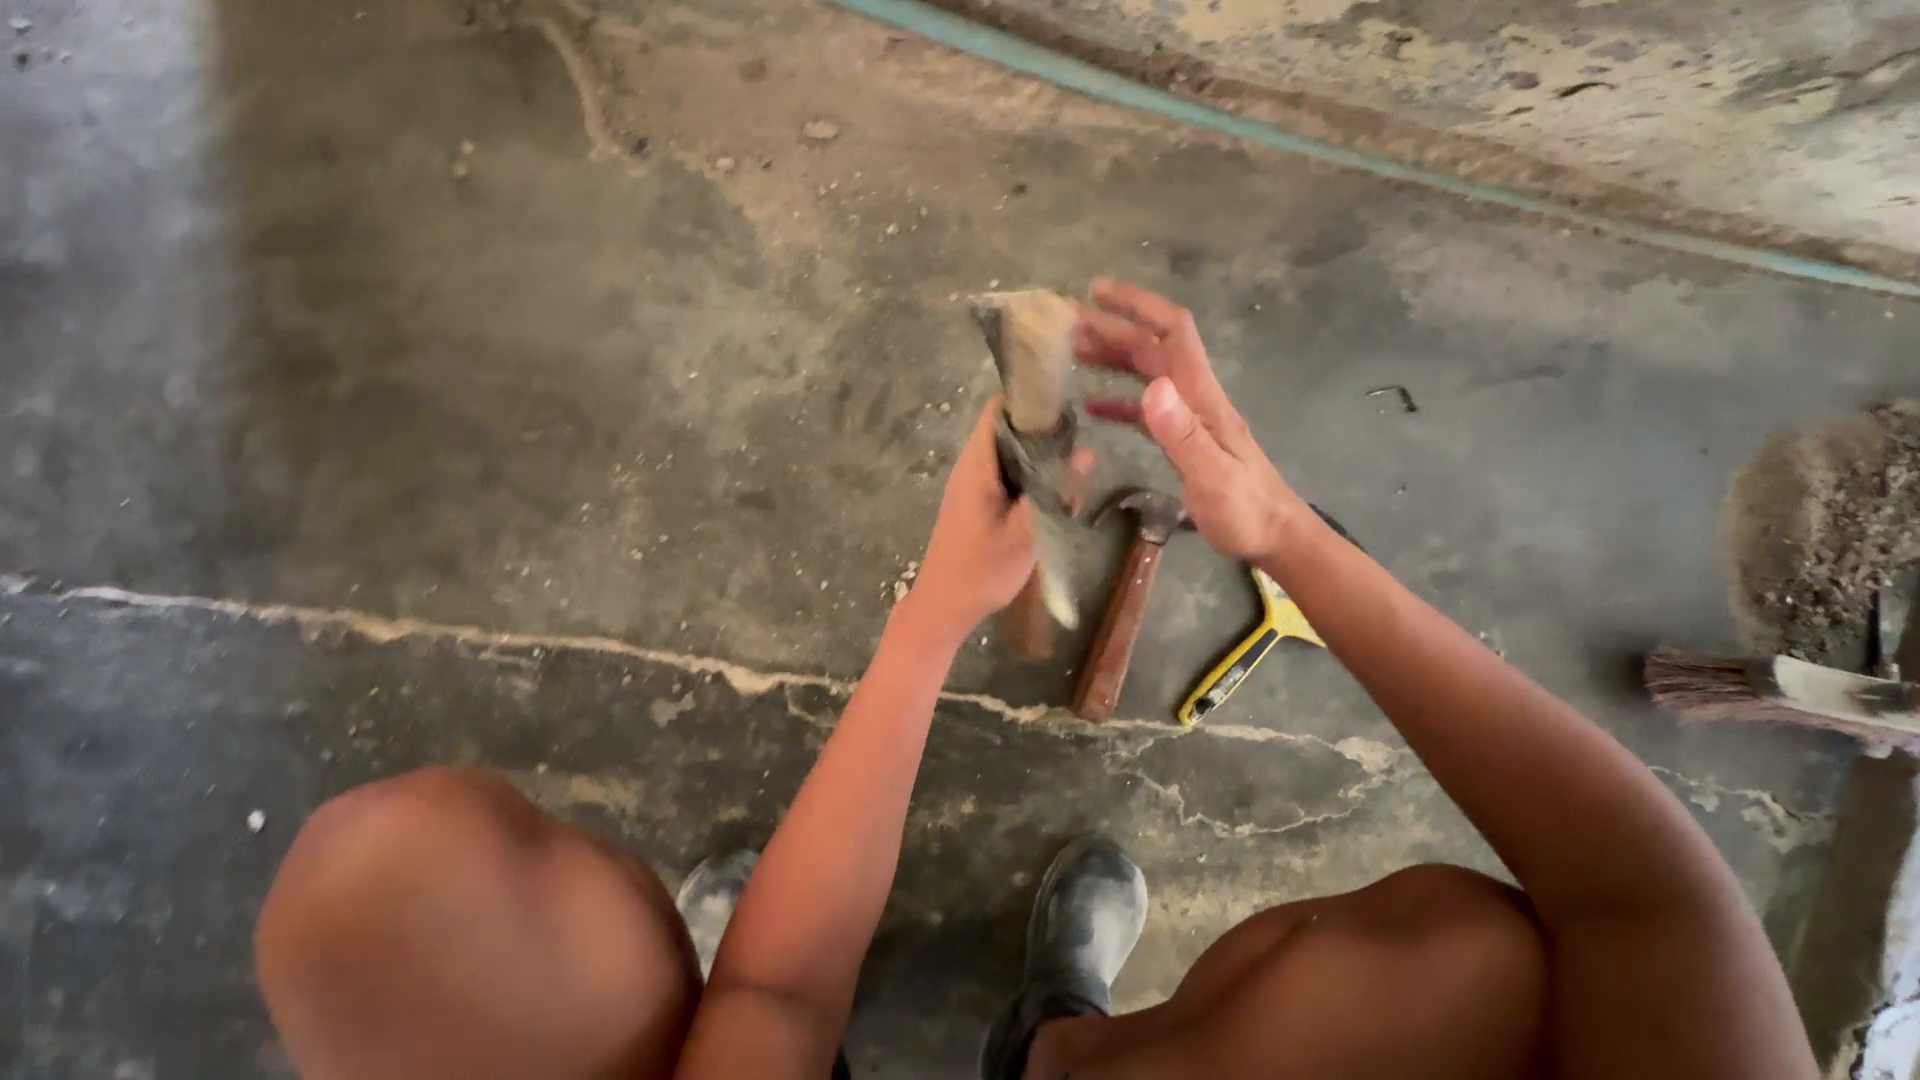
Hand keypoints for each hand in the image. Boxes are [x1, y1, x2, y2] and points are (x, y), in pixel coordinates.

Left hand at [910, 402, 1088, 638]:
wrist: (944, 607)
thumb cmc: (981, 571)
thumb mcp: (1026, 533)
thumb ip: (1056, 491)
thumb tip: (1086, 453)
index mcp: (976, 465)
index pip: (999, 408)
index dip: (1031, 400)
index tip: (1068, 408)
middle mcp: (972, 466)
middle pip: (1009, 429)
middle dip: (1044, 434)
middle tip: (1078, 449)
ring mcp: (973, 484)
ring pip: (1011, 454)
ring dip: (1040, 461)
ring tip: (1070, 477)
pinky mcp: (979, 501)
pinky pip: (1008, 476)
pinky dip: (1030, 480)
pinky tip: (1052, 500)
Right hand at [1074, 279, 1306, 563]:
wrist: (1274, 535)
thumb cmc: (1244, 510)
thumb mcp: (1211, 475)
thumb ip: (1181, 433)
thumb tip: (1152, 386)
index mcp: (1201, 396)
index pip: (1172, 332)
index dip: (1137, 305)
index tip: (1097, 292)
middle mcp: (1194, 397)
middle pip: (1153, 346)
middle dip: (1113, 328)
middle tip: (1067, 324)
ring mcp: (1189, 418)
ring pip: (1148, 372)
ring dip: (1114, 356)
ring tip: (1074, 352)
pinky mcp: (1183, 440)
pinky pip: (1146, 410)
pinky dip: (1119, 400)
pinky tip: (1093, 405)